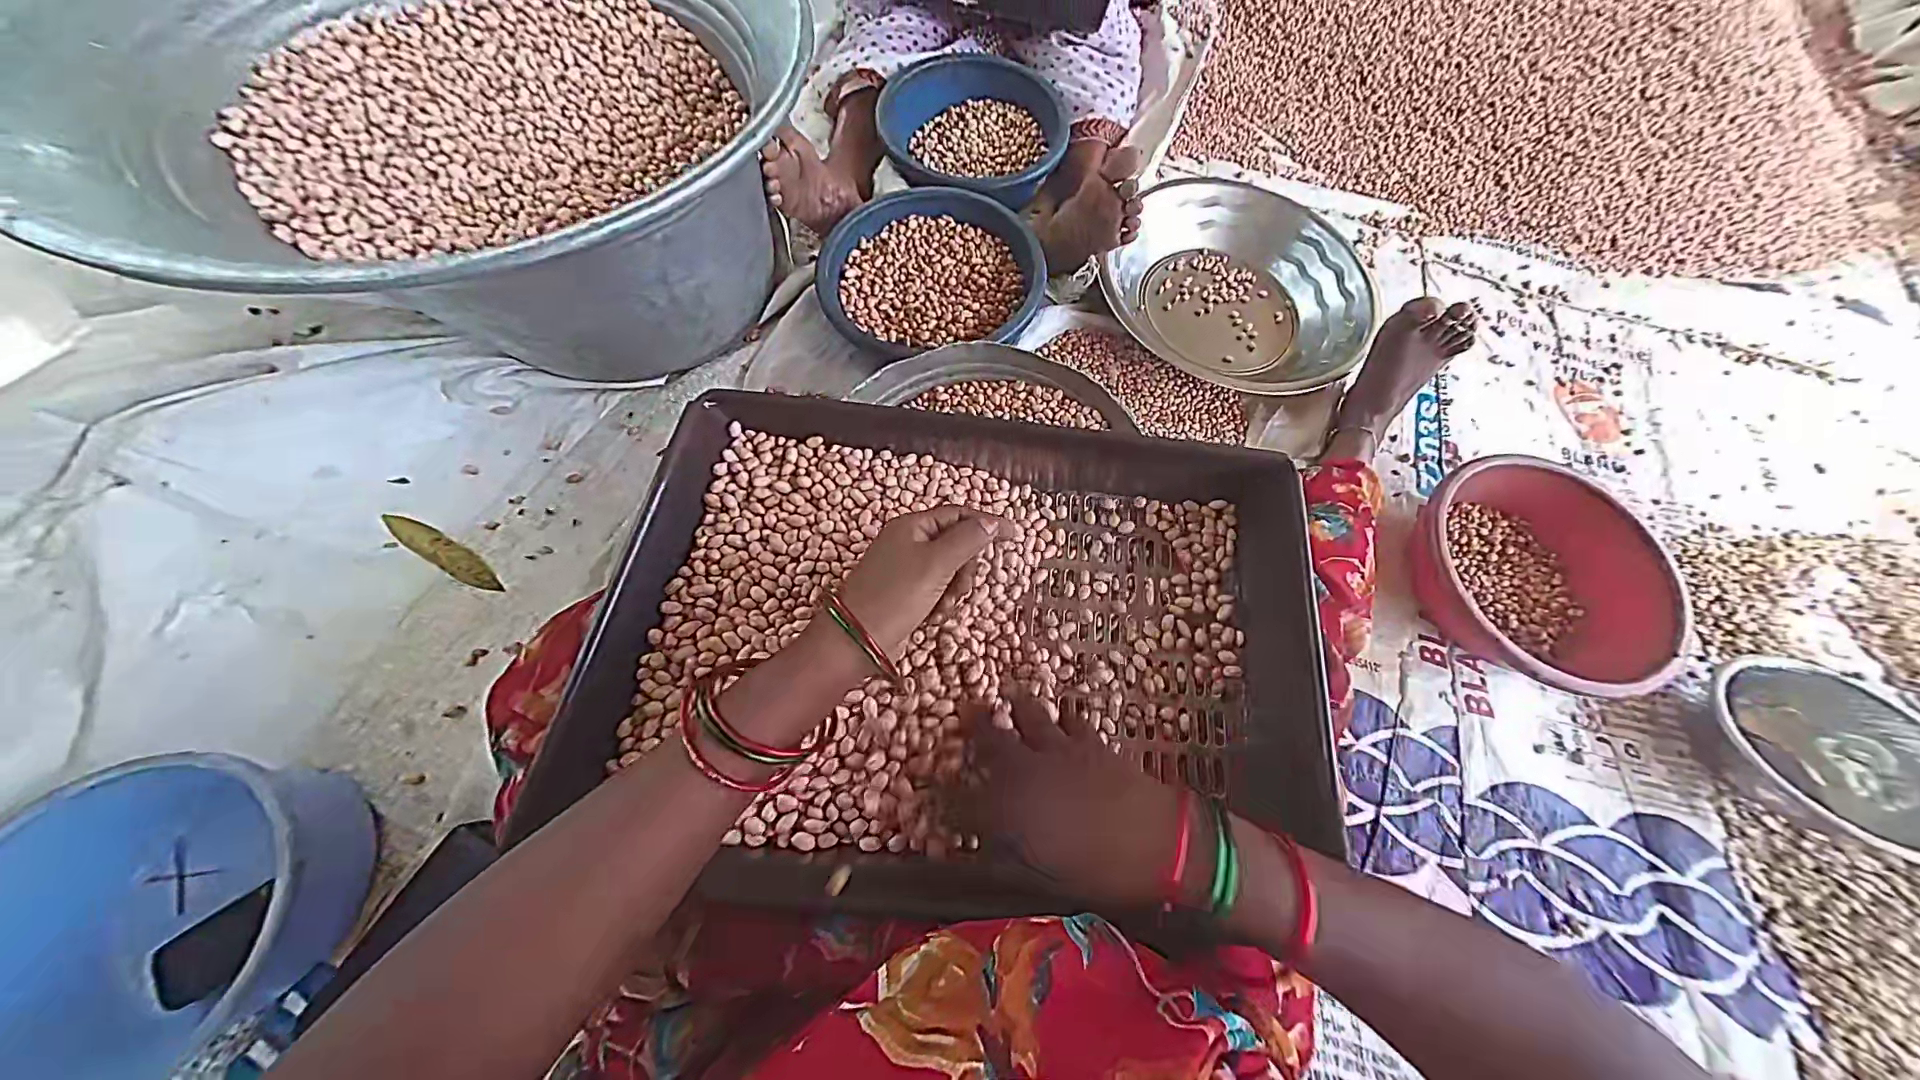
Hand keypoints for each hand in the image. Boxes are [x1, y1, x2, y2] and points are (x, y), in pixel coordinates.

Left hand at [835, 506, 1009, 655]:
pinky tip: (933, 616)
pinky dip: (941, 603)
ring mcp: (906, 569)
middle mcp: (908, 543)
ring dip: (954, 589)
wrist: (856, 640)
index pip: (958, 515)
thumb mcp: (936, 564)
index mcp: (912, 526)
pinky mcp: (906, 594)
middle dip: (964, 568)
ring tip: (942, 606)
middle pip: (957, 545)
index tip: (1014, 535)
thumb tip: (992, 522)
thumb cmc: (894, 596)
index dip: (987, 524)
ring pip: (950, 571)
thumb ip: (967, 540)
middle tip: (959, 586)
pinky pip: (937, 591)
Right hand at [966, 693, 1186, 908]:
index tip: (941, 780)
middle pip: (994, 740)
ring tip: (1007, 694)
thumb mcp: (1046, 877)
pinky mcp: (1092, 744)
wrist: (1161, 844)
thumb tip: (986, 847)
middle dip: (975, 725)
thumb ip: (1010, 856)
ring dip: (1016, 706)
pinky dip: (1062, 714)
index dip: (952, 785)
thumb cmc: (1101, 872)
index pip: (971, 791)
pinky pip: (1071, 719)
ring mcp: (1062, 752)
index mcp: (1014, 807)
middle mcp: (1031, 771)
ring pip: (1031, 718)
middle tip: (965, 710)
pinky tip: (1061, 712)